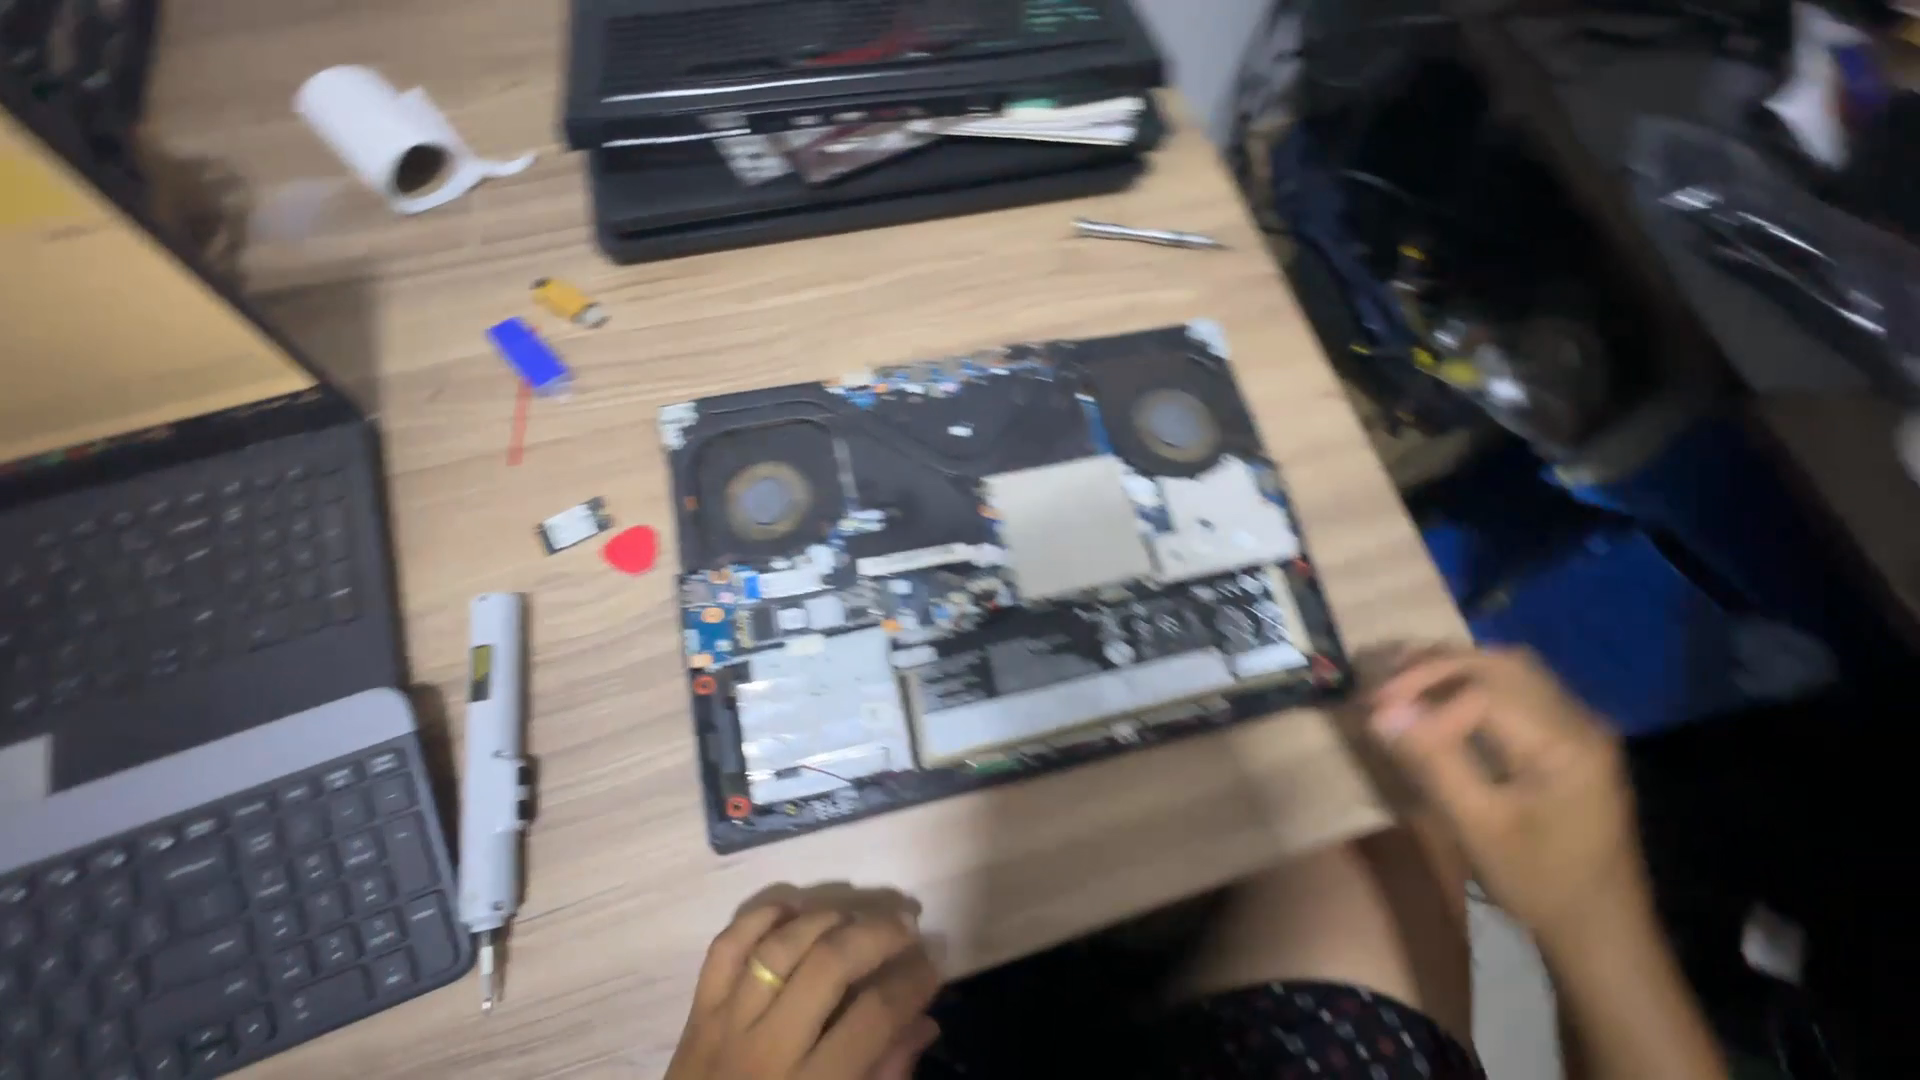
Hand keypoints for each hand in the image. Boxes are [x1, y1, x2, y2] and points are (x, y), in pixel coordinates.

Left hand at [664, 899, 940, 1079]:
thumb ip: (884, 1077)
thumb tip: (923, 1021)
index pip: (873, 1016)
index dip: (912, 982)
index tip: (933, 963)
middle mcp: (767, 1049)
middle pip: (829, 965)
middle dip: (877, 934)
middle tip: (906, 926)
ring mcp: (726, 1025)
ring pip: (780, 945)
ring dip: (826, 918)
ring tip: (856, 917)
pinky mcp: (697, 1012)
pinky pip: (726, 947)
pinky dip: (759, 918)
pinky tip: (792, 910)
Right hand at [1368, 647, 1650, 945]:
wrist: (1601, 928)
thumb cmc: (1538, 882)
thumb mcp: (1477, 826)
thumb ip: (1432, 760)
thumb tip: (1381, 712)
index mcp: (1564, 745)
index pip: (1484, 689)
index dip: (1424, 692)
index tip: (1377, 715)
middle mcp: (1579, 722)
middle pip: (1501, 663)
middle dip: (1435, 666)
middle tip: (1383, 688)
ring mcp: (1580, 728)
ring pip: (1512, 668)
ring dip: (1454, 668)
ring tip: (1403, 684)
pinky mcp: (1571, 739)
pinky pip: (1521, 688)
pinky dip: (1474, 682)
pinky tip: (1441, 700)